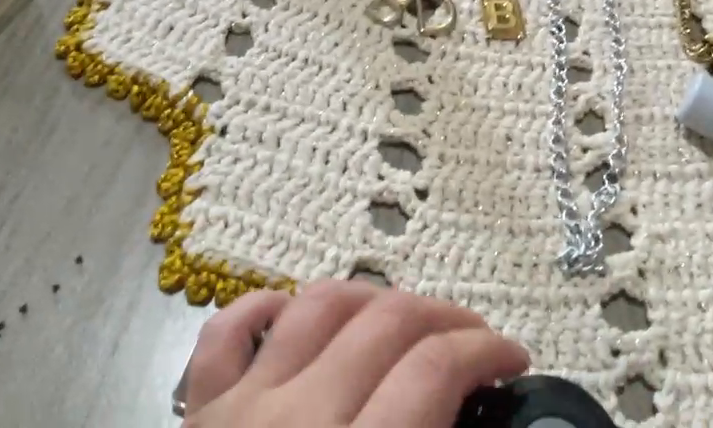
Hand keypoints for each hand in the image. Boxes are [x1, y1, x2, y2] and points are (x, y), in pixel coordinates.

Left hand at [183, 281, 529, 427]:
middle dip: (447, 317)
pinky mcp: (199, 410)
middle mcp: (298, 420)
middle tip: (474, 341)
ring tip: (405, 321)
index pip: (433, 371)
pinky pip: (227, 330)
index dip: (486, 352)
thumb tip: (481, 427)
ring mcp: (242, 408)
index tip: (513, 359)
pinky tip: (297, 313)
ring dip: (374, 298)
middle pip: (388, 323)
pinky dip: (265, 304)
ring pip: (319, 304)